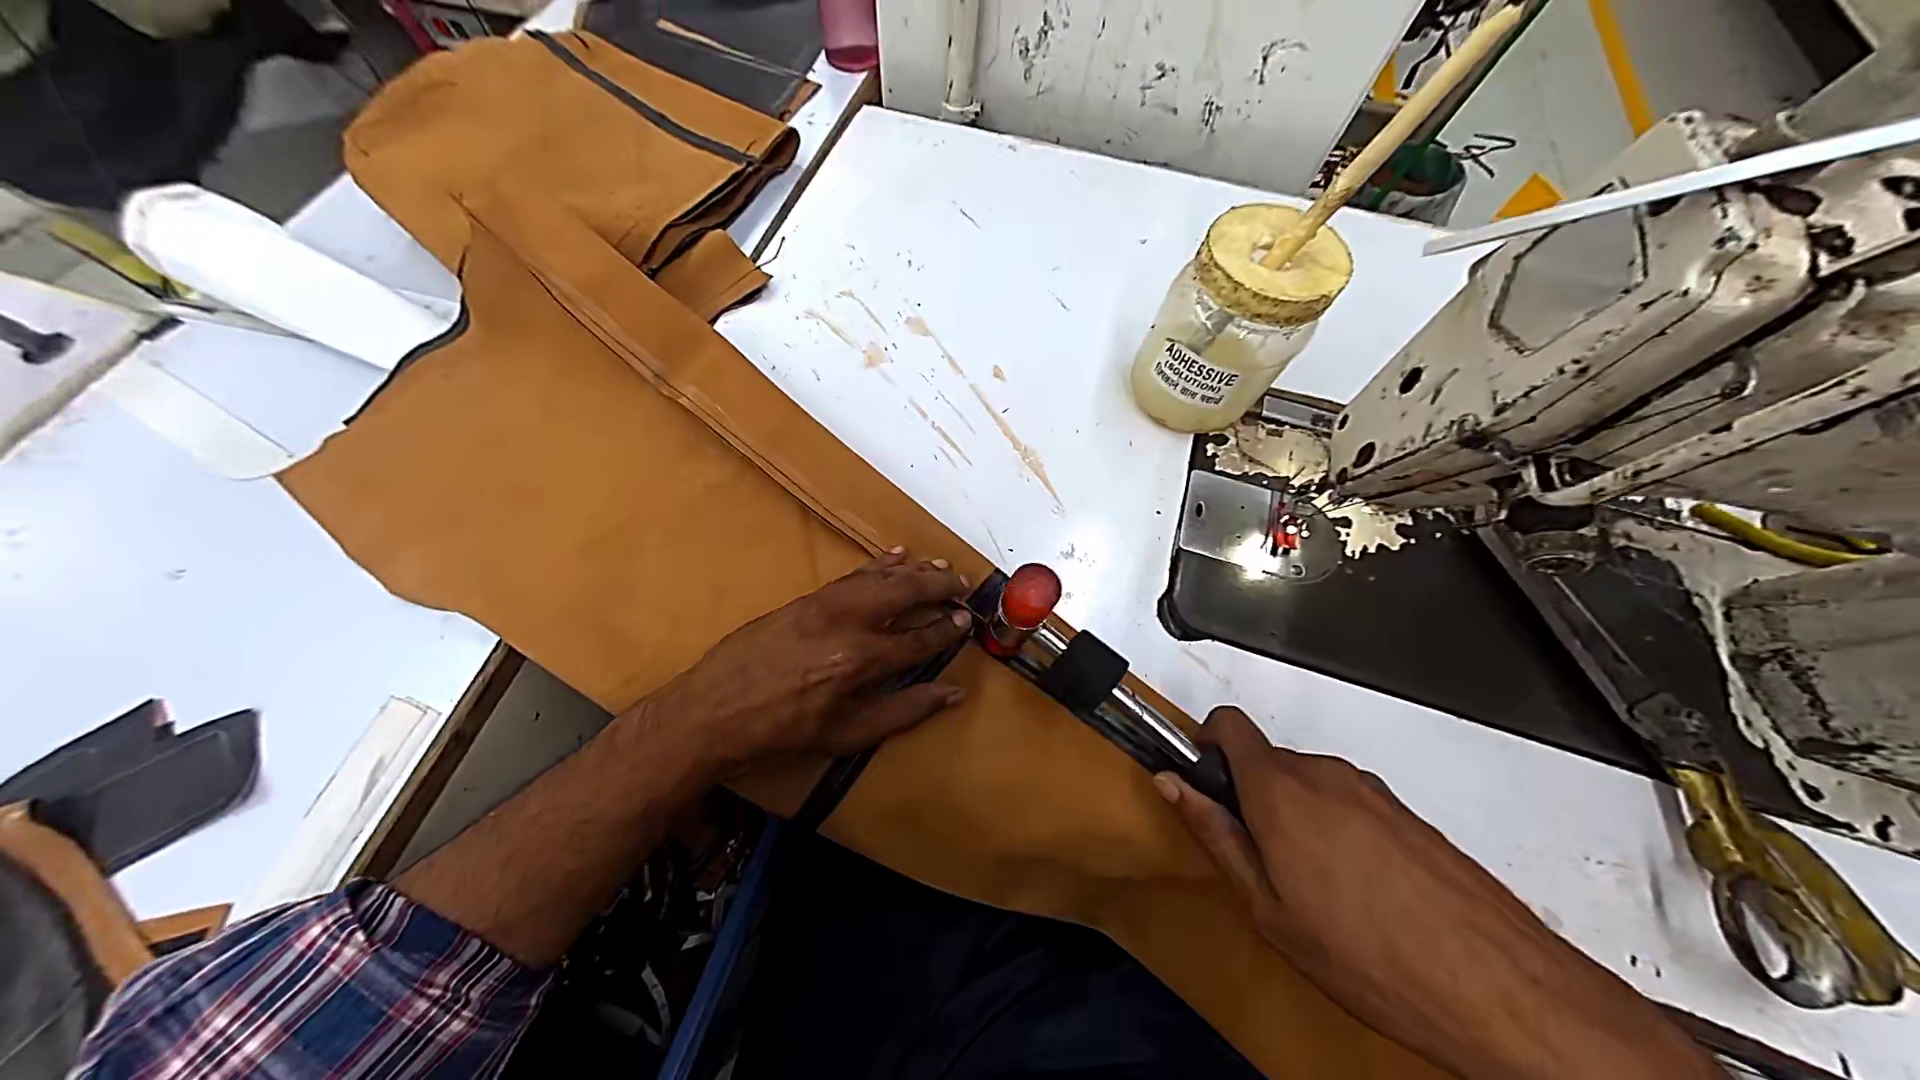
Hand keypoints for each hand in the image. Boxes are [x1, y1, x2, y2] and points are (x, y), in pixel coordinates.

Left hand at [643, 549, 973, 774]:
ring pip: (880, 578)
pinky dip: (877, 565)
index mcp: (858, 662)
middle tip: (962, 585)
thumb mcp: (846, 736)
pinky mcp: (804, 600)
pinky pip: (850, 575)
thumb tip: (951, 693)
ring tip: (939, 565)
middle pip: (905, 593)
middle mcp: (845, 623)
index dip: (946, 629)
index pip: (918, 639)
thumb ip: (904, 711)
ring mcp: (822, 606)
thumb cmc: (780, 734)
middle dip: (939, 585)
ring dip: (913, 570)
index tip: (966, 621)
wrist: (710, 714)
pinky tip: (894, 557)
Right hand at [1157, 707, 1718, 1079]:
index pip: (1226, 723)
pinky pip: (1346, 801)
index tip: (1200, 774)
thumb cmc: (1377, 956)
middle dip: (1249, 795)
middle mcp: (1323, 774)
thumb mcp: (1268, 907)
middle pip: (1264, 759)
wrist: (1498, 987)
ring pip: (1305, 783)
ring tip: (1310, 885)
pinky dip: (1333, 828)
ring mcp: (1368, 789)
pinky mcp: (1402, 809)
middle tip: (1256, 856)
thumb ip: (1215, 835)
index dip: (1204, 741)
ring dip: (1293, 815)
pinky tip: (1354, 889)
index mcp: (1279, 790)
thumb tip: (1175, 788)